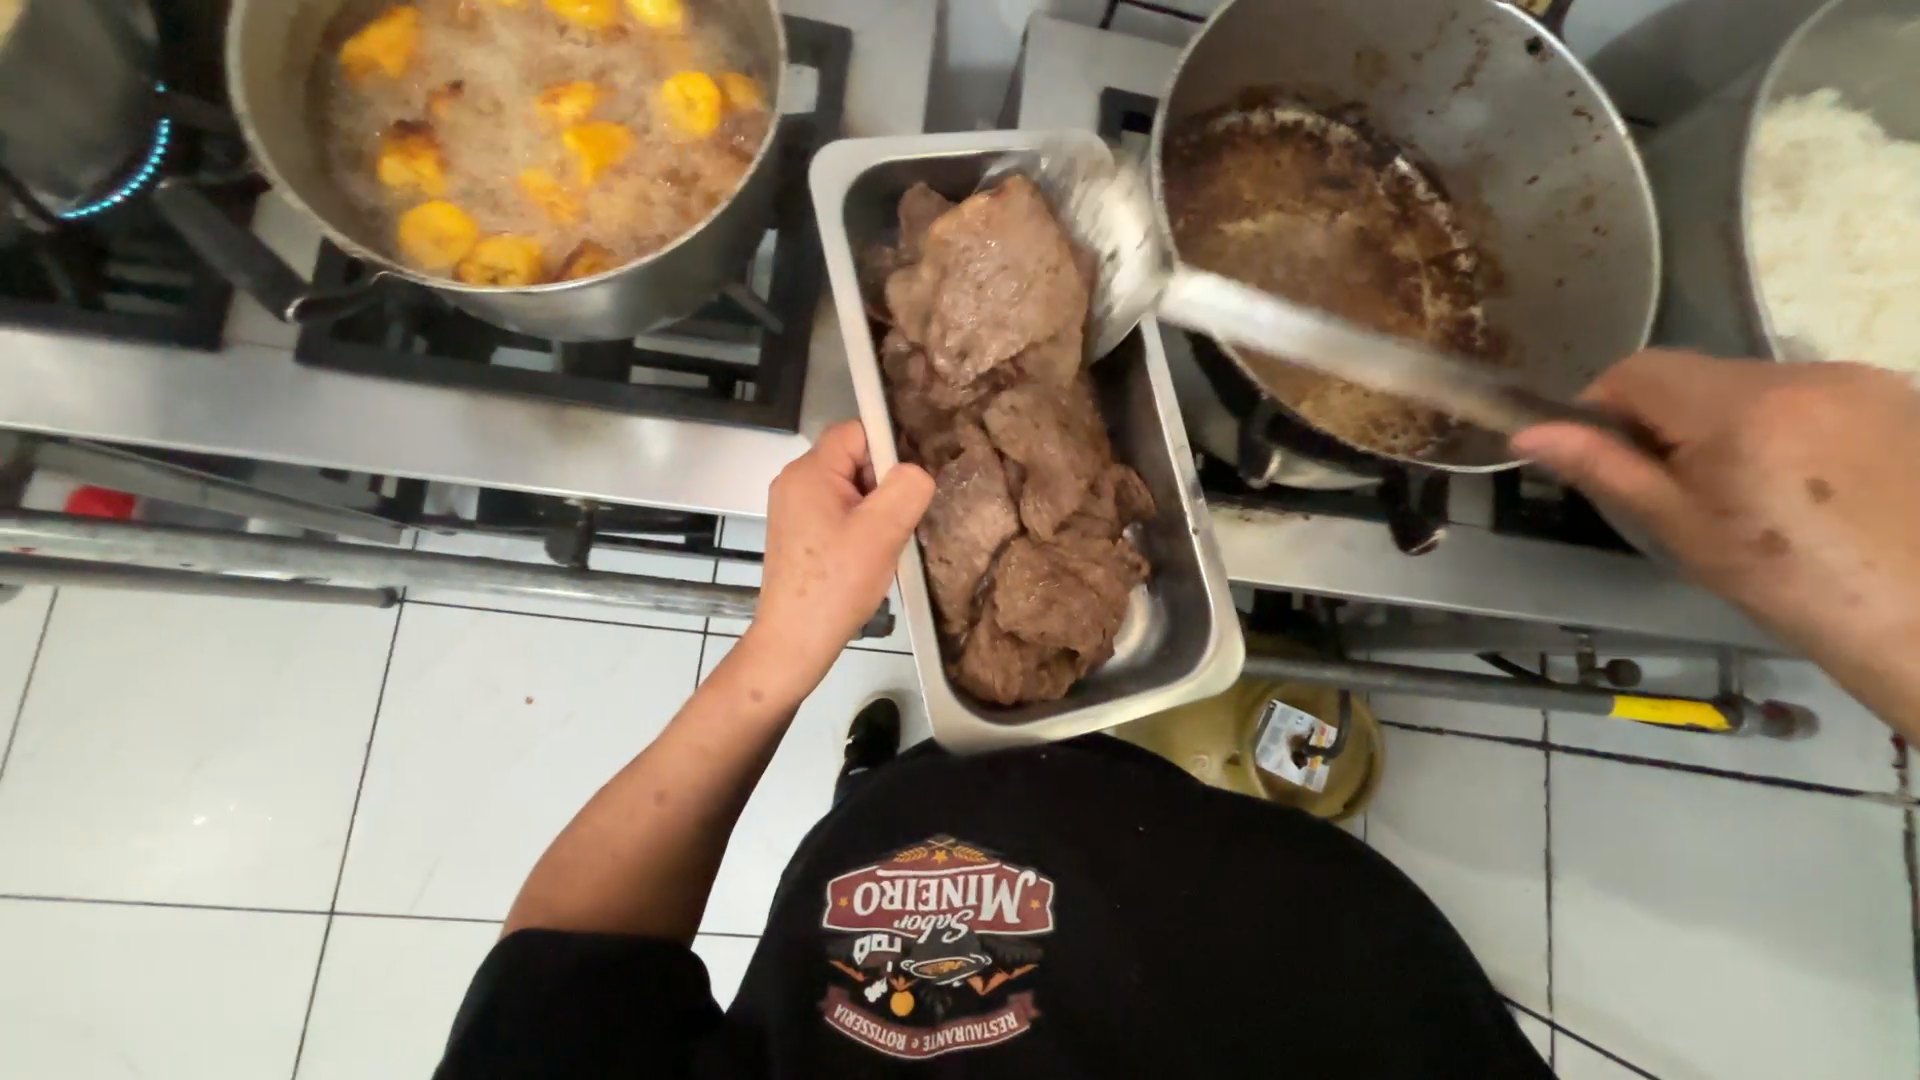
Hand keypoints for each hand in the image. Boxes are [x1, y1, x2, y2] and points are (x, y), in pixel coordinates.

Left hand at [743, 420, 934, 690]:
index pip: (857, 431)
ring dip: (873, 512)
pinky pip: (838, 513)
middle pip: (853, 459)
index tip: (901, 491)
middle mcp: (794, 481)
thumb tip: (915, 472)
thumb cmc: (837, 584)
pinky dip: (858, 529)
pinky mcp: (798, 533)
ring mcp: (793, 509)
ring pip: (849, 489)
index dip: (887, 452)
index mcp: (809, 471)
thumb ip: (908, 487)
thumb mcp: (883, 531)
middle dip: (882, 486)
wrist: (796, 639)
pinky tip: (864, 558)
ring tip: (878, 546)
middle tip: (892, 525)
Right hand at [1512, 350, 1919, 728]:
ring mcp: (1863, 380)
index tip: (1605, 457)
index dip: (1602, 406)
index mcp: (1742, 408)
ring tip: (1744, 489)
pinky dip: (1778, 424)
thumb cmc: (1786, 582)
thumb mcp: (1677, 527)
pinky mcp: (1900, 396)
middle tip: (1674, 486)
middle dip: (1665, 419)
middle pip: (1694, 375)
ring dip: (1722, 421)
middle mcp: (1807, 374)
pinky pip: (1805, 394)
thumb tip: (1526, 433)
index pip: (1637, 370)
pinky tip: (1800, 482)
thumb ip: (1603, 468)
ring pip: (1749, 383)